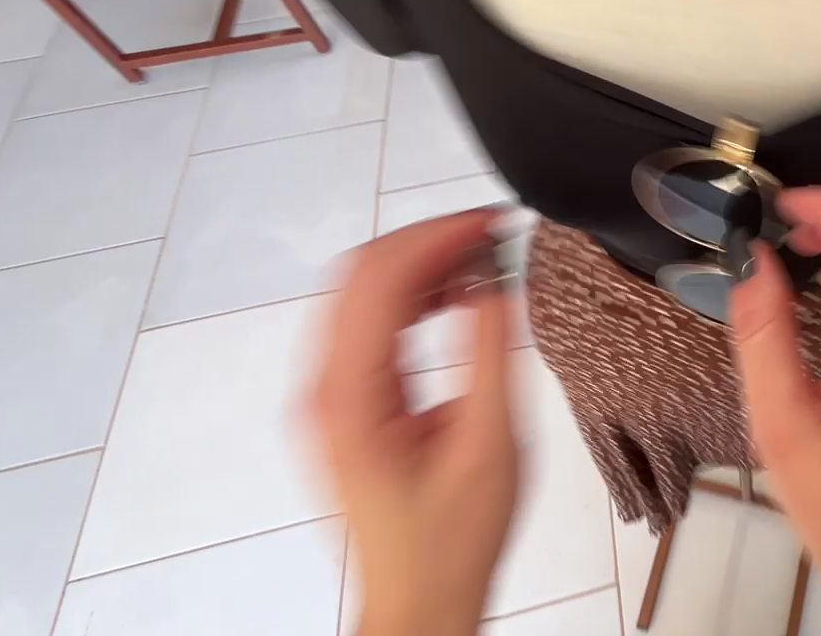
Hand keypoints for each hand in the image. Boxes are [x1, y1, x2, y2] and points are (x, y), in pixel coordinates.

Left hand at [310, 210, 519, 635]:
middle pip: (362, 273)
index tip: (493, 222)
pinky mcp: (350, 398)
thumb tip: (494, 278)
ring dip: (426, 262)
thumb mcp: (489, 441)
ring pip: (366, 290)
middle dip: (431, 239)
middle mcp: (326, 387)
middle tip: (493, 232)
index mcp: (350, 396)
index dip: (438, 236)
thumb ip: (489, 350)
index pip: (379, 279)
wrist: (421, 601)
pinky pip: (376, 320)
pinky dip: (420, 292)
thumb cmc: (452, 540)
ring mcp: (332, 392)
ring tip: (485, 257)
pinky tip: (461, 294)